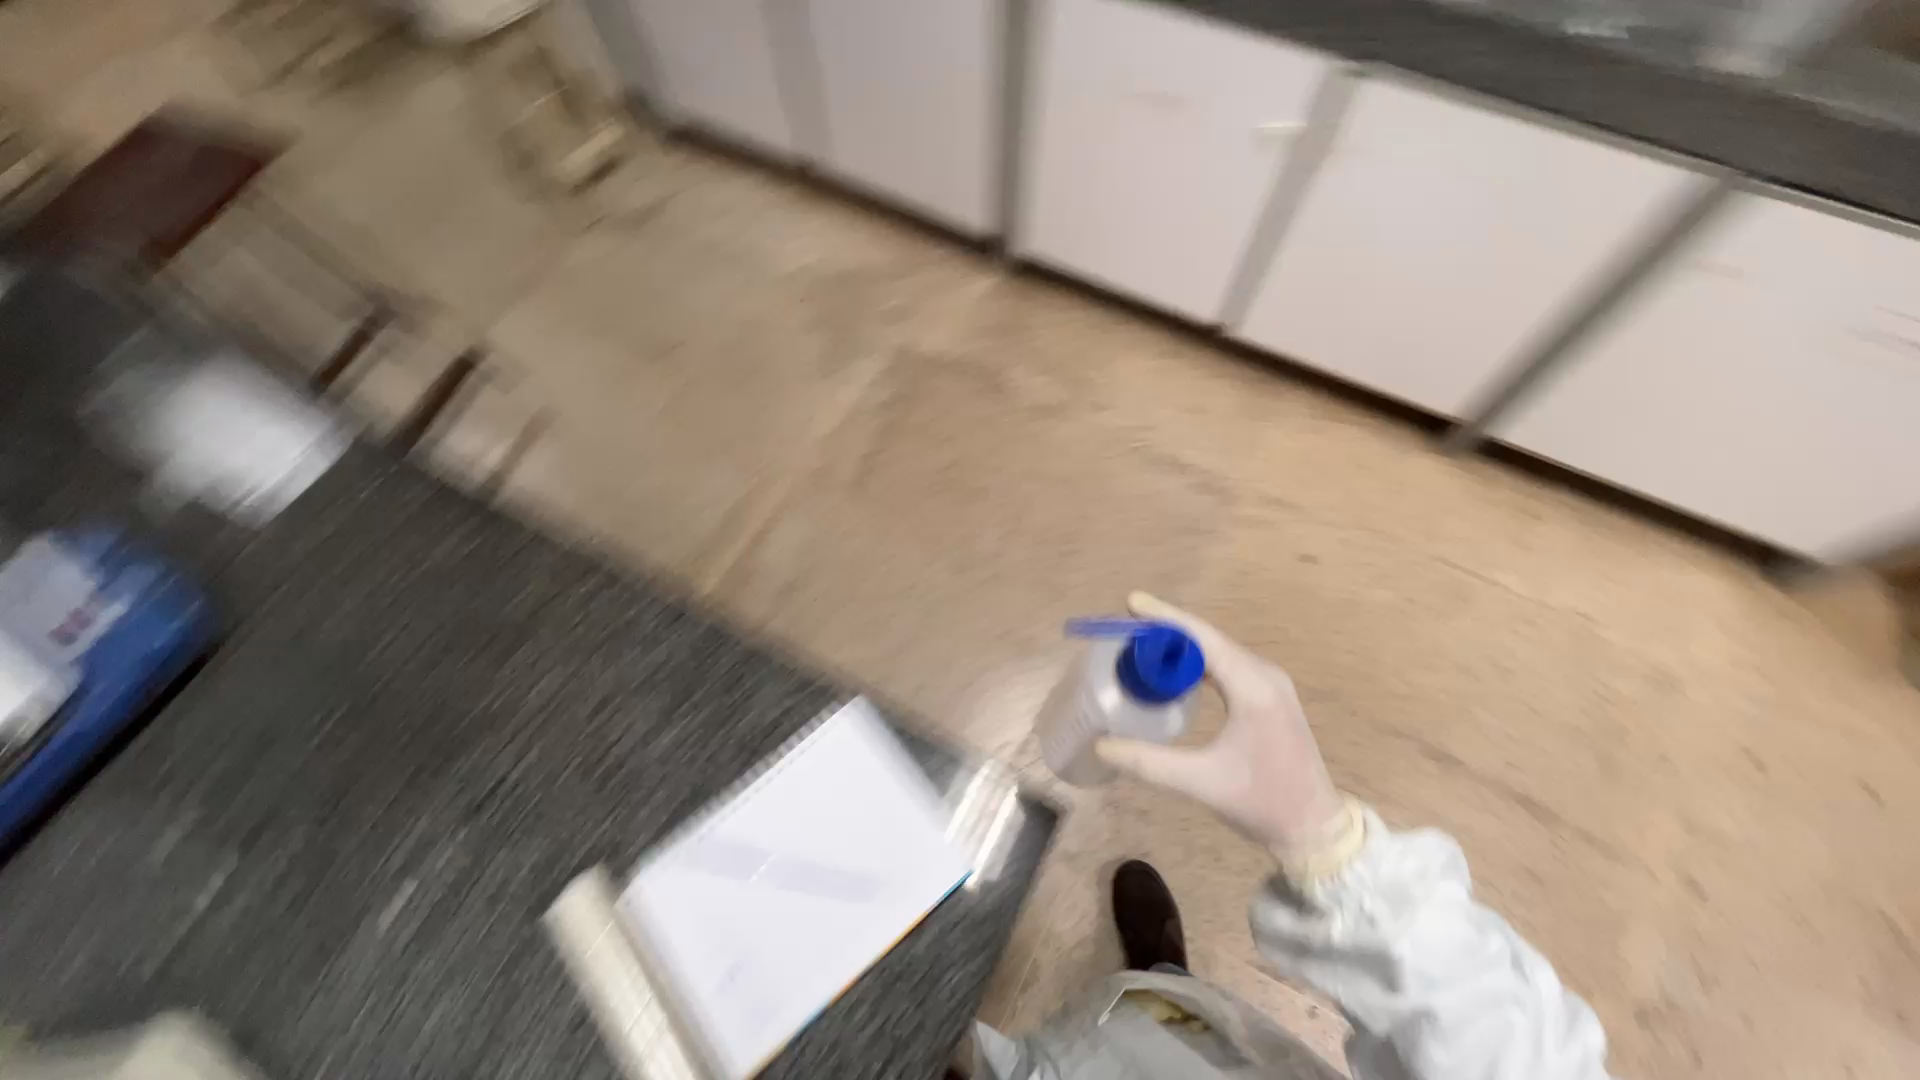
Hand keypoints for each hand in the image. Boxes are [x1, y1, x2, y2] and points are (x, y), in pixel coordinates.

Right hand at [1096, 593, 1347, 862]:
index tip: (1131, 602)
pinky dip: (1197, 662)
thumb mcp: (1201, 783)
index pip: (1202, 640)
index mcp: (1253, 689)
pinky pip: (1227, 666)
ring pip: (1218, 651)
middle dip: (1167, 629)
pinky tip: (1174, 670)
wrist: (1315, 827)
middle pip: (1209, 639)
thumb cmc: (1262, 803)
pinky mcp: (1269, 697)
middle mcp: (1265, 676)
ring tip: (1142, 643)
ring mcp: (1270, 685)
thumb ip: (1148, 763)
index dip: (1165, 618)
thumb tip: (1101, 745)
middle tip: (1126, 625)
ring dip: (1182, 646)